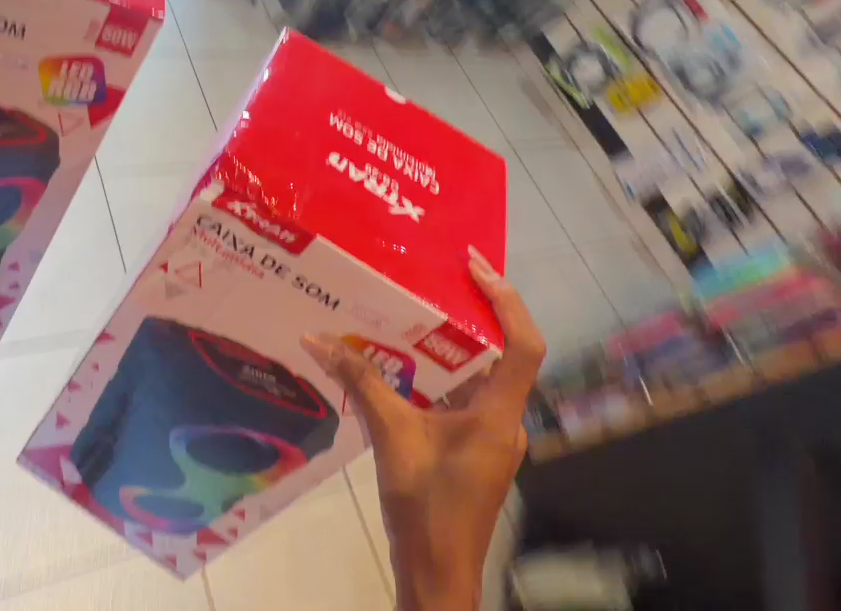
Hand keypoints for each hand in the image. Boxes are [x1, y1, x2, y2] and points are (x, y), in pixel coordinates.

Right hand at [301, 252, 544, 610]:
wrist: (436, 574)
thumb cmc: (424, 504)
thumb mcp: (389, 434)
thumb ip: (359, 380)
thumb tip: (316, 336)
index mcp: (498, 414)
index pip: (523, 345)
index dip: (506, 300)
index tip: (473, 266)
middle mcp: (505, 420)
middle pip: (503, 353)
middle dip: (474, 312)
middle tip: (437, 278)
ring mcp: (492, 437)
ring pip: (481, 376)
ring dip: (453, 345)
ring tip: (415, 312)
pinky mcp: (475, 449)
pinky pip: (464, 397)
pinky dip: (440, 374)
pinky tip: (404, 365)